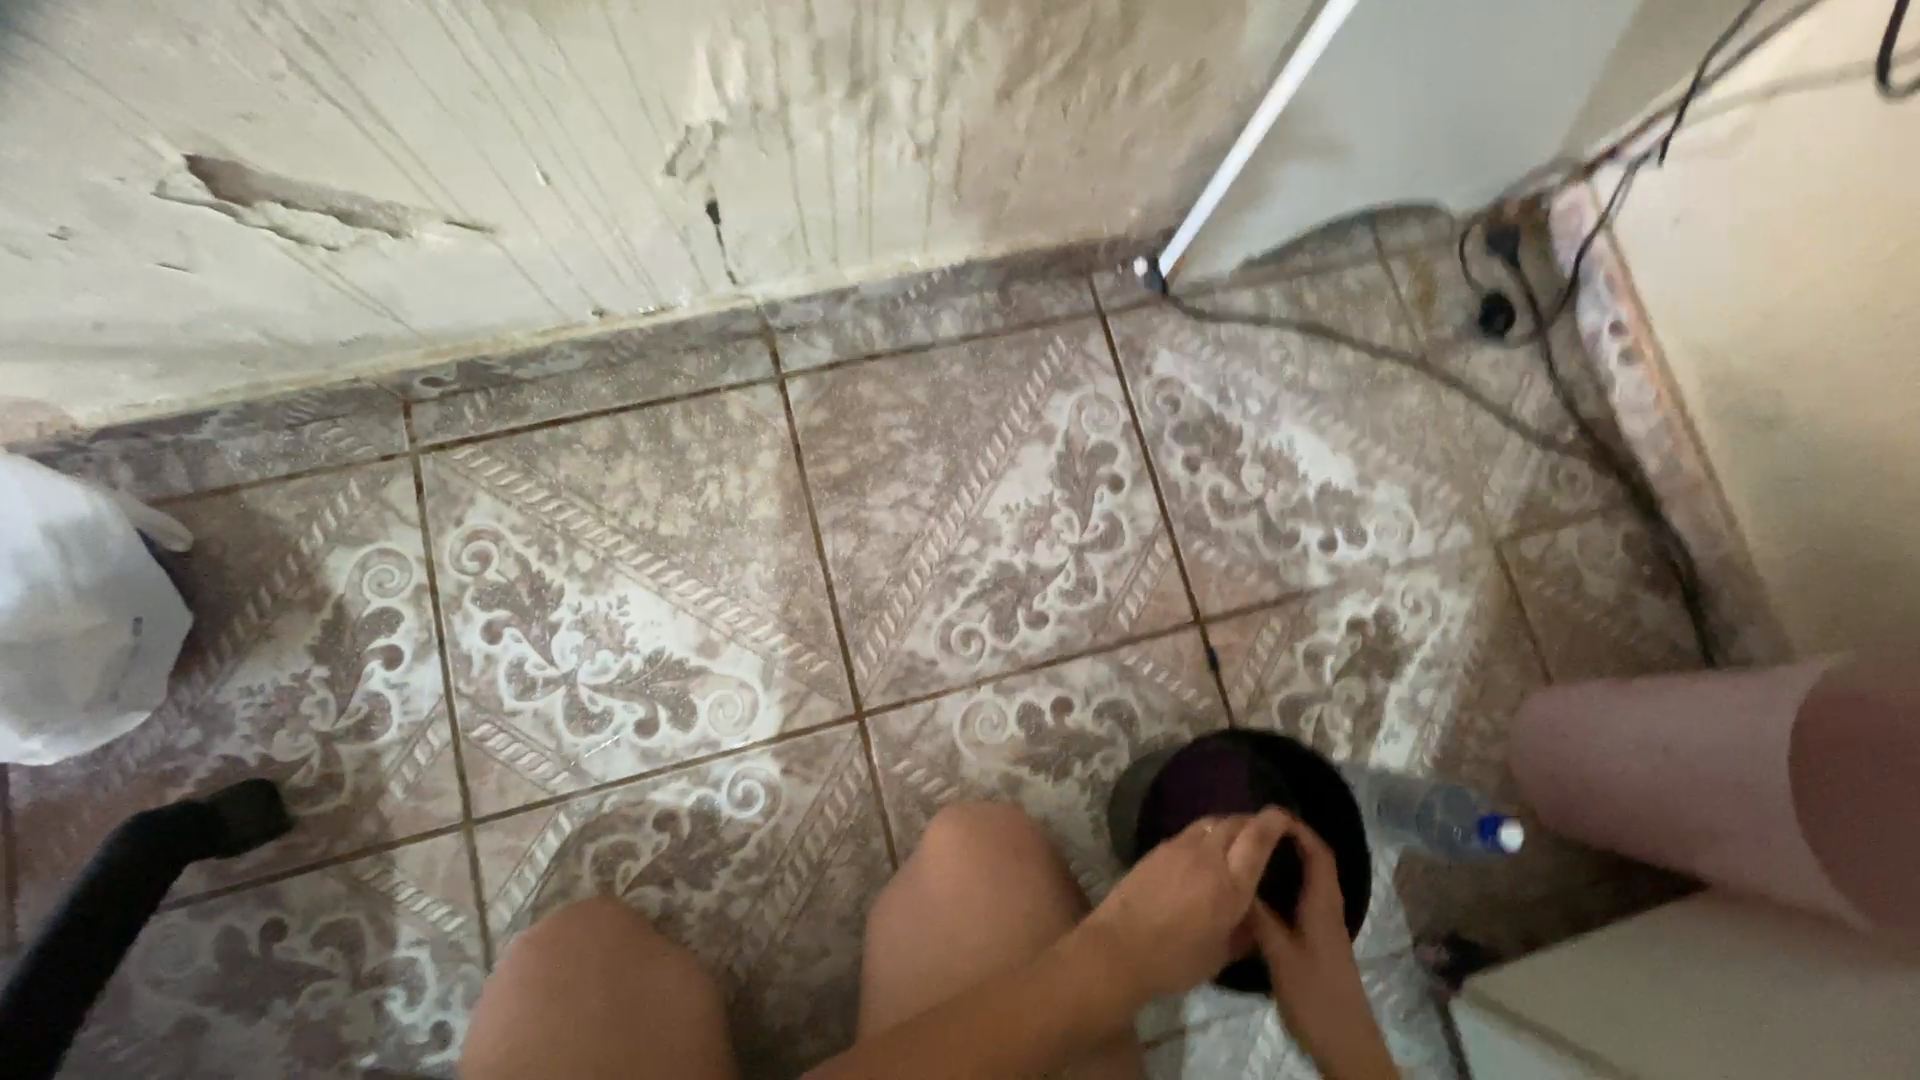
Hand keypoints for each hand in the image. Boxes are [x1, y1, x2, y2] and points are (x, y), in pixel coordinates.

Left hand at [1077, 808, 1288, 1005]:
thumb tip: (1257, 917)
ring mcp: (1178, 848)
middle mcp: (1207, 857)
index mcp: (1230, 884)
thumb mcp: (1221, 955)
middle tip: (1263, 835)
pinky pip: (1189, 833)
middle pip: (1235, 822)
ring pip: (1210, 823)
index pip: (1257, 838)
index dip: (1275, 822)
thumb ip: (1245, 932)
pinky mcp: (1157, 849)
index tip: (1286, 819)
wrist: (1119, 947)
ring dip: (1227, 827)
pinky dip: (1204, 836)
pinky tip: (1203, 855)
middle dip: (1253, 822)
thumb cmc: (1175, 960)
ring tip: (1234, 842)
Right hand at [1247, 815, 1396, 1079]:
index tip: (1268, 813)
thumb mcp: (1280, 955)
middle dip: (1288, 839)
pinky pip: (1300, 899)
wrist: (1346, 1044)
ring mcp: (1323, 926)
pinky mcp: (1316, 941)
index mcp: (1323, 905)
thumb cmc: (1316, 995)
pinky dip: (1282, 885)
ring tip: (1249, 851)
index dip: (1298, 829)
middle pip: (1314, 862)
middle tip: (1252, 827)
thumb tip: (1232, 879)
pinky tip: (1256, 892)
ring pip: (1307, 881)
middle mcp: (1327, 909)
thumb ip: (1258, 917)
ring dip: (1285, 861)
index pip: (1318, 853)